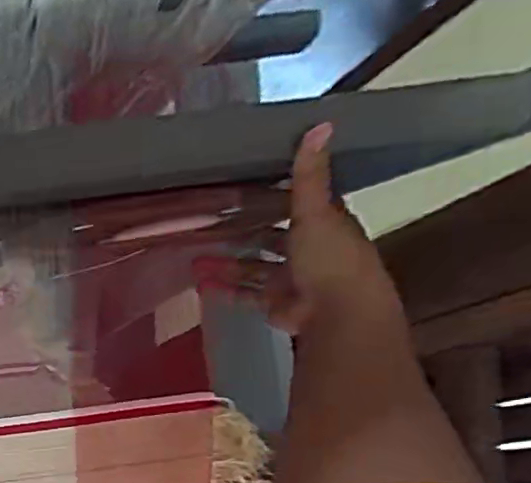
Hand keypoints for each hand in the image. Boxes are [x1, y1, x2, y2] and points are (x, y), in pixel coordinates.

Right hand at [199, 123, 406, 336]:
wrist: (335, 310)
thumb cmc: (330, 257)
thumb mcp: (316, 211)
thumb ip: (309, 176)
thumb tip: (321, 124)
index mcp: (324, 222)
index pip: (297, 204)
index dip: (275, 197)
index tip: (245, 191)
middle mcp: (307, 249)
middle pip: (270, 238)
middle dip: (241, 235)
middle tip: (208, 229)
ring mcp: (290, 278)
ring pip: (253, 267)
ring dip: (225, 264)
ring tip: (194, 259)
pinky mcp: (273, 303)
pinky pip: (244, 293)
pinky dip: (224, 289)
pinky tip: (201, 285)